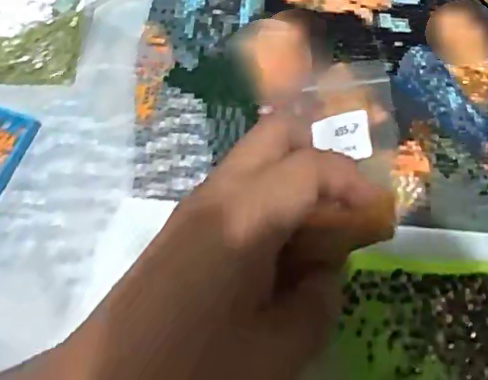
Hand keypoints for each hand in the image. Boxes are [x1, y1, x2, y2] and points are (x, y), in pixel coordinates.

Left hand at [17, 114, 394, 379]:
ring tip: (317, 233)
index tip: (380, 217)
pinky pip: (243, 180)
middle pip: (281, 132)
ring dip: (297, 175)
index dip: (353, 184)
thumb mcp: (271, 353)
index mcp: (244, 212)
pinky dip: (274, 194)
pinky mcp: (189, 215)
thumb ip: (314, 306)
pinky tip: (280, 248)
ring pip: (261, 152)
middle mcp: (222, 186)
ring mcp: (200, 196)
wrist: (107, 375)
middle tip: (345, 210)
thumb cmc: (192, 366)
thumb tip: (325, 275)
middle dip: (323, 157)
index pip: (311, 166)